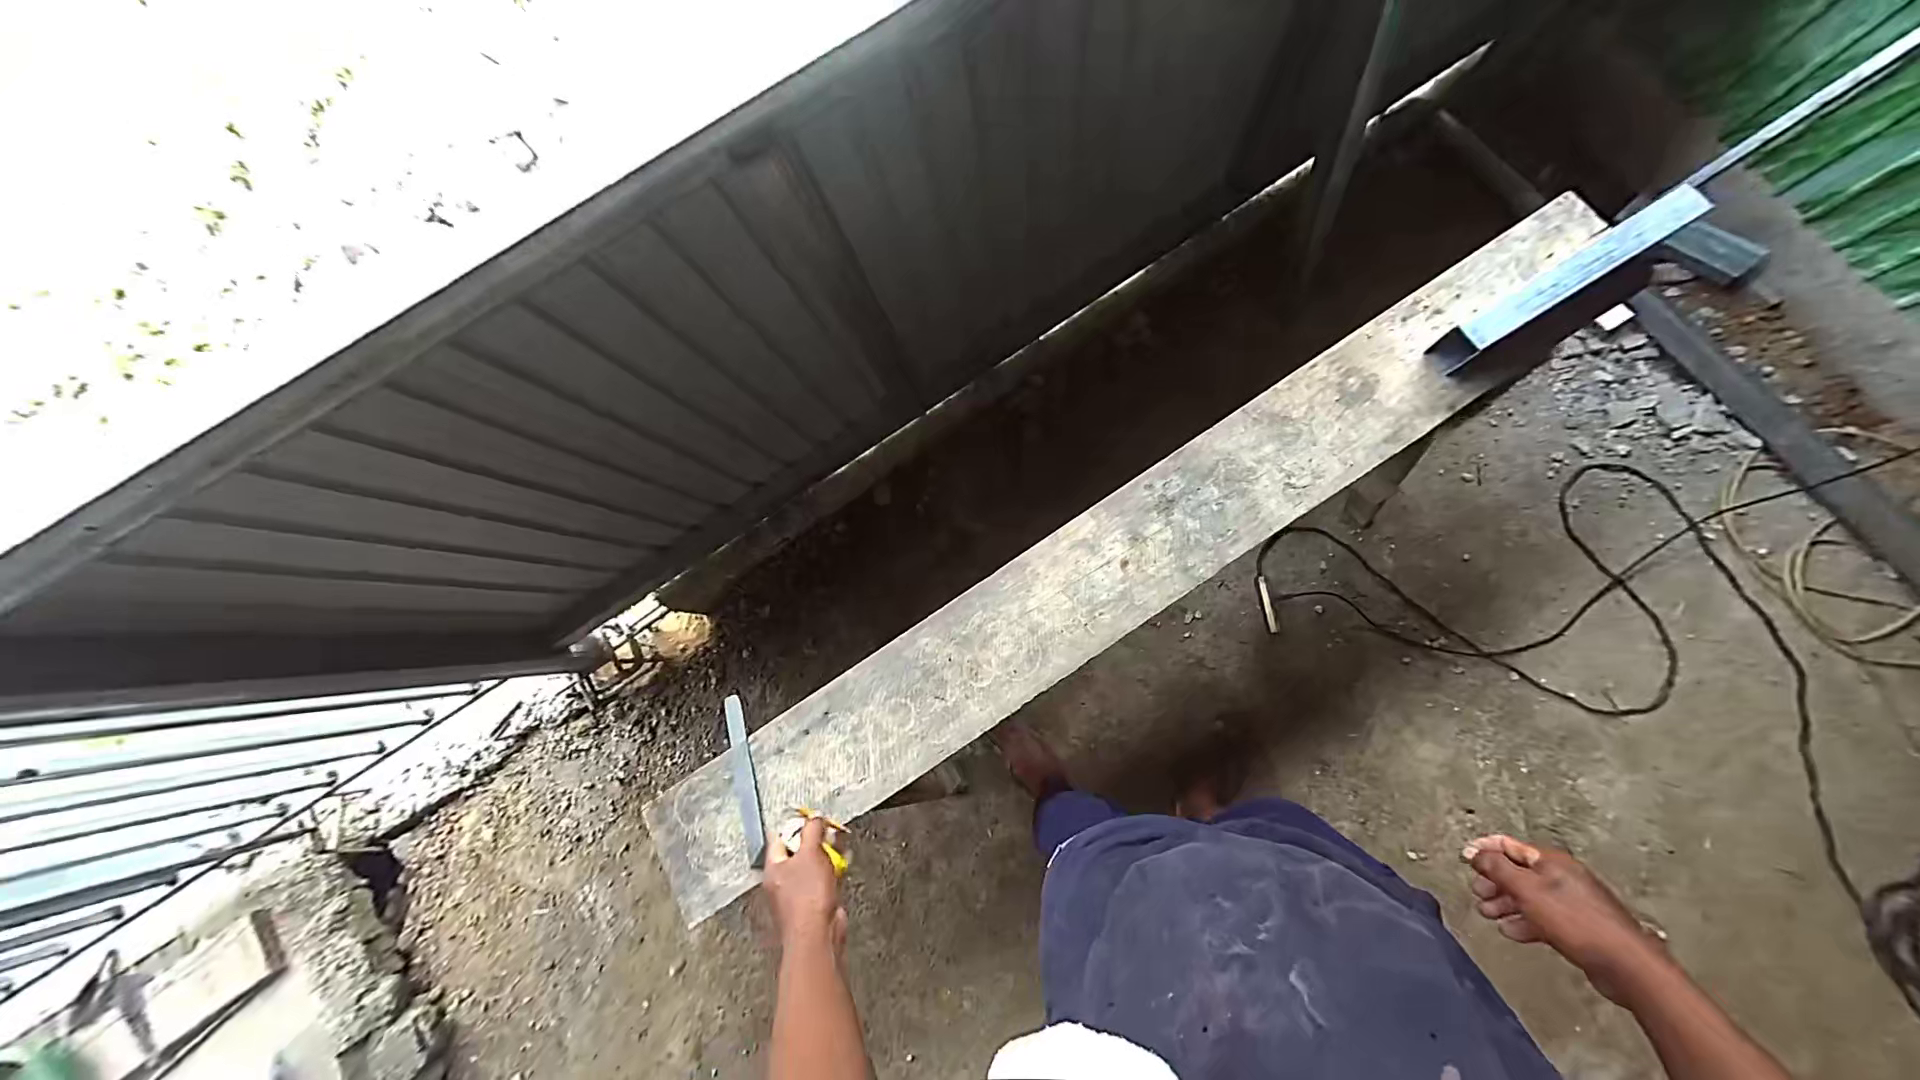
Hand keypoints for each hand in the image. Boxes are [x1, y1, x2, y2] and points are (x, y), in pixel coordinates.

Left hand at [765, 817, 846, 953]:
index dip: (796, 825)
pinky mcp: (813, 905)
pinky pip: (822, 882)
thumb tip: (815, 818)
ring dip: (827, 856)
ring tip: (840, 848)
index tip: (812, 818)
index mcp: (774, 867)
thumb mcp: (811, 852)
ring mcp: (797, 894)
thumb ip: (812, 831)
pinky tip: (842, 869)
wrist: (817, 935)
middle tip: (829, 833)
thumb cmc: (807, 898)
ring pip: (812, 867)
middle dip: (815, 841)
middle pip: (798, 852)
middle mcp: (782, 881)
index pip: (780, 837)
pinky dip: (832, 873)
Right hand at [1464, 834, 1668, 1002]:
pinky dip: (1525, 920)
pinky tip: (1513, 931)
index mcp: (1552, 861)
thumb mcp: (1525, 888)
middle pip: (1517, 872)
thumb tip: (1475, 852)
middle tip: (1477, 891)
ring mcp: (1574, 902)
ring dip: (1505, 903)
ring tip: (1488, 913)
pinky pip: (1544, 916)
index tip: (1465, 857)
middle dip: (1493, 881)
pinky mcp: (1580, 926)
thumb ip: (1496, 867)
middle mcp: (1563, 876)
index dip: (1483, 849)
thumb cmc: (1576, 921)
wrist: (1626, 965)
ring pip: (1528, 896)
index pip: (1508, 845)